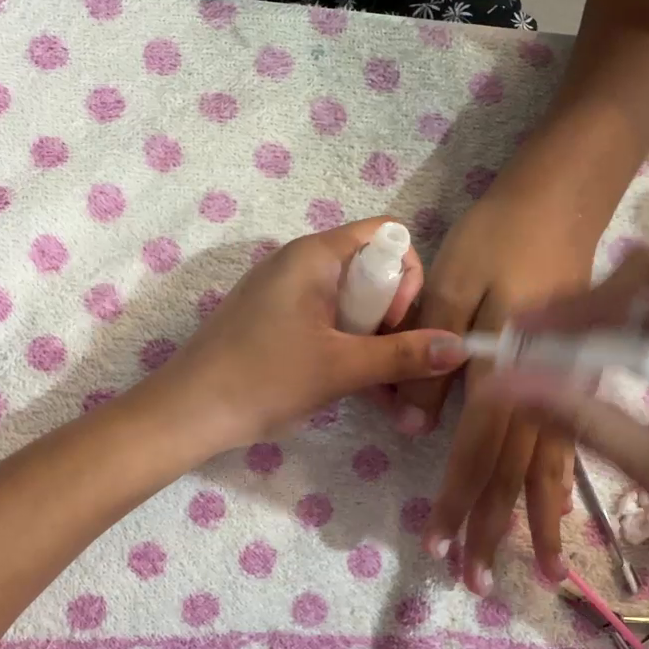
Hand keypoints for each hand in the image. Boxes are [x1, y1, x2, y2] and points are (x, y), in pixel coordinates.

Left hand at [154, 218, 467, 452]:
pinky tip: (349, 388)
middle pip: (371, 271)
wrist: (186, 412)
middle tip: (387, 364)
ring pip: (349, 304)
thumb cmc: (263, 380)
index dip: (407, 277)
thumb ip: (403, 355)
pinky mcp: (272, 322)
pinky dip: (344, 349)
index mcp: (316, 255)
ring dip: (371, 341)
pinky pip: (324, 323)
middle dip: (393, 318)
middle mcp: (300, 263)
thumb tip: (462, 346)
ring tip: (376, 388)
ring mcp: (283, 294)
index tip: (397, 326)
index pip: (387, 235)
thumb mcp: (340, 368)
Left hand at [395, 173, 607, 592]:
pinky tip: (556, 513)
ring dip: (533, 521)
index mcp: (507, 367)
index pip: (475, 451)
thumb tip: (413, 428)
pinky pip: (564, 442)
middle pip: (513, 472)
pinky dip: (558, 485)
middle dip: (494, 529)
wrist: (564, 194)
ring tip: (537, 572)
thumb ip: (426, 354)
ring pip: (545, 466)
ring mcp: (567, 383)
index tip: (439, 548)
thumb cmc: (499, 232)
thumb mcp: (451, 282)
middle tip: (478, 582)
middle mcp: (543, 387)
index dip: (456, 501)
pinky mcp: (574, 375)